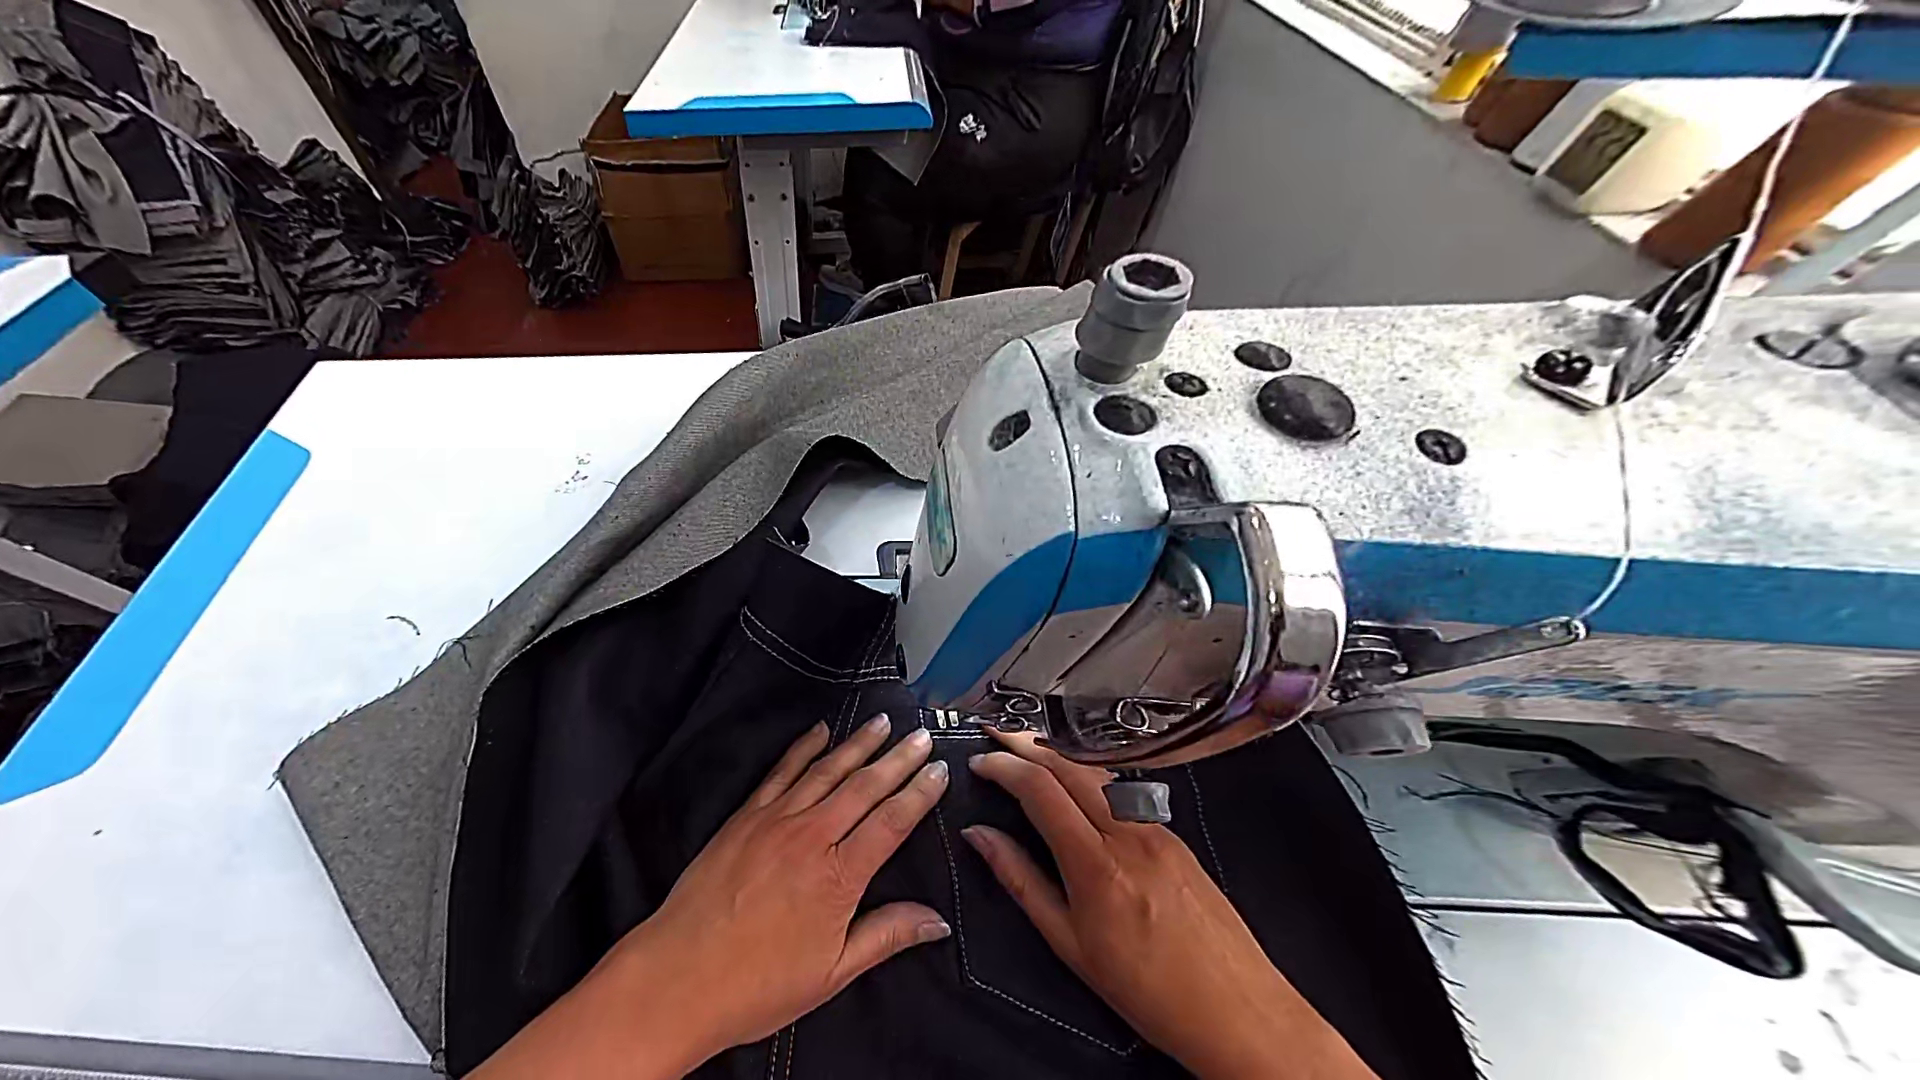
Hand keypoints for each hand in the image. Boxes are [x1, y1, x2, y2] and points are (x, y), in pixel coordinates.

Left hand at [475, 716, 950, 1079]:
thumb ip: (887, 936)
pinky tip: (821, 731)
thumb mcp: (832, 973)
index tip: (939, 770)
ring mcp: (777, 820)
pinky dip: (803, 748)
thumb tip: (939, 921)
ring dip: (859, 743)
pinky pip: (781, 772)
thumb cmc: (757, 985)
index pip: (892, 821)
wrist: (675, 979)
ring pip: (828, 770)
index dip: (920, 793)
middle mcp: (812, 837)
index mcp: (839, 876)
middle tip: (921, 736)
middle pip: (866, 786)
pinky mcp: (747, 816)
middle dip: (898, 758)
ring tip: (883, 722)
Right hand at [965, 731, 1376, 1079]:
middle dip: (1026, 742)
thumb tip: (980, 838)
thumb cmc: (1149, 991)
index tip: (980, 763)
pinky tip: (1075, 781)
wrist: (1237, 1009)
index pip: (1040, 789)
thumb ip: (1020, 881)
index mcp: (1096, 865)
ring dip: (1056, 752)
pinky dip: (1087, 773)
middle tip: (996, 733)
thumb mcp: (1069, 944)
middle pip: (1067, 765)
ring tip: (1027, 747)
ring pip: (1096, 770)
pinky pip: (1121, 788)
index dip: (1003, 767)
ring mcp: (1155, 827)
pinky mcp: (1172, 832)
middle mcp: (1128, 832)